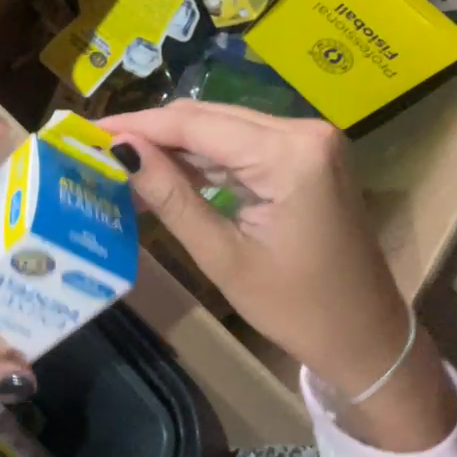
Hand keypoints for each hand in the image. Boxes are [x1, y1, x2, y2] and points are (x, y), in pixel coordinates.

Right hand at [103, 102, 456, 450]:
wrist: (369, 339)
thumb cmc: (298, 309)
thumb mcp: (224, 256)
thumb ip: (170, 196)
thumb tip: (119, 150)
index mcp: (291, 153)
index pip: (196, 124)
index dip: (138, 125)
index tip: (87, 128)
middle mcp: (304, 130)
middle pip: (209, 117)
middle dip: (153, 132)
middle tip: (97, 145)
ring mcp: (309, 139)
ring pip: (223, 128)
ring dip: (175, 145)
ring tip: (122, 159)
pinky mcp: (307, 154)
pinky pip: (243, 144)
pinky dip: (204, 158)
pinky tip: (166, 171)